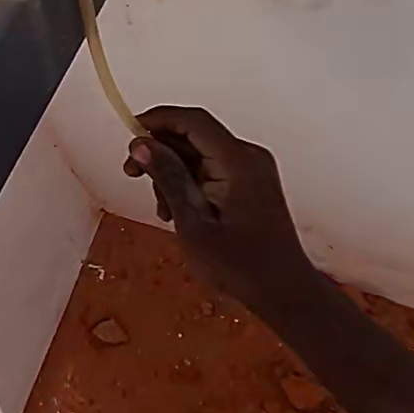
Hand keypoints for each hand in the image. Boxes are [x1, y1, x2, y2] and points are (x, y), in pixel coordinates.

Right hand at [123, 106, 317, 312]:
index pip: (193, 121)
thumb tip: (141, 144)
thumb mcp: (193, 223)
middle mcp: (248, 156)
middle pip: (195, 135)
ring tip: (162, 209)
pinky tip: (178, 210)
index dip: (158, 120)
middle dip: (161, 151)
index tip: (130, 135)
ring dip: (173, 171)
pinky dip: (190, 181)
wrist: (283, 292)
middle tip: (132, 174)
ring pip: (200, 152)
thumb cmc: (238, 265)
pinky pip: (212, 167)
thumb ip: (168, 178)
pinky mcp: (250, 181)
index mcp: (238, 161)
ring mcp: (252, 168)